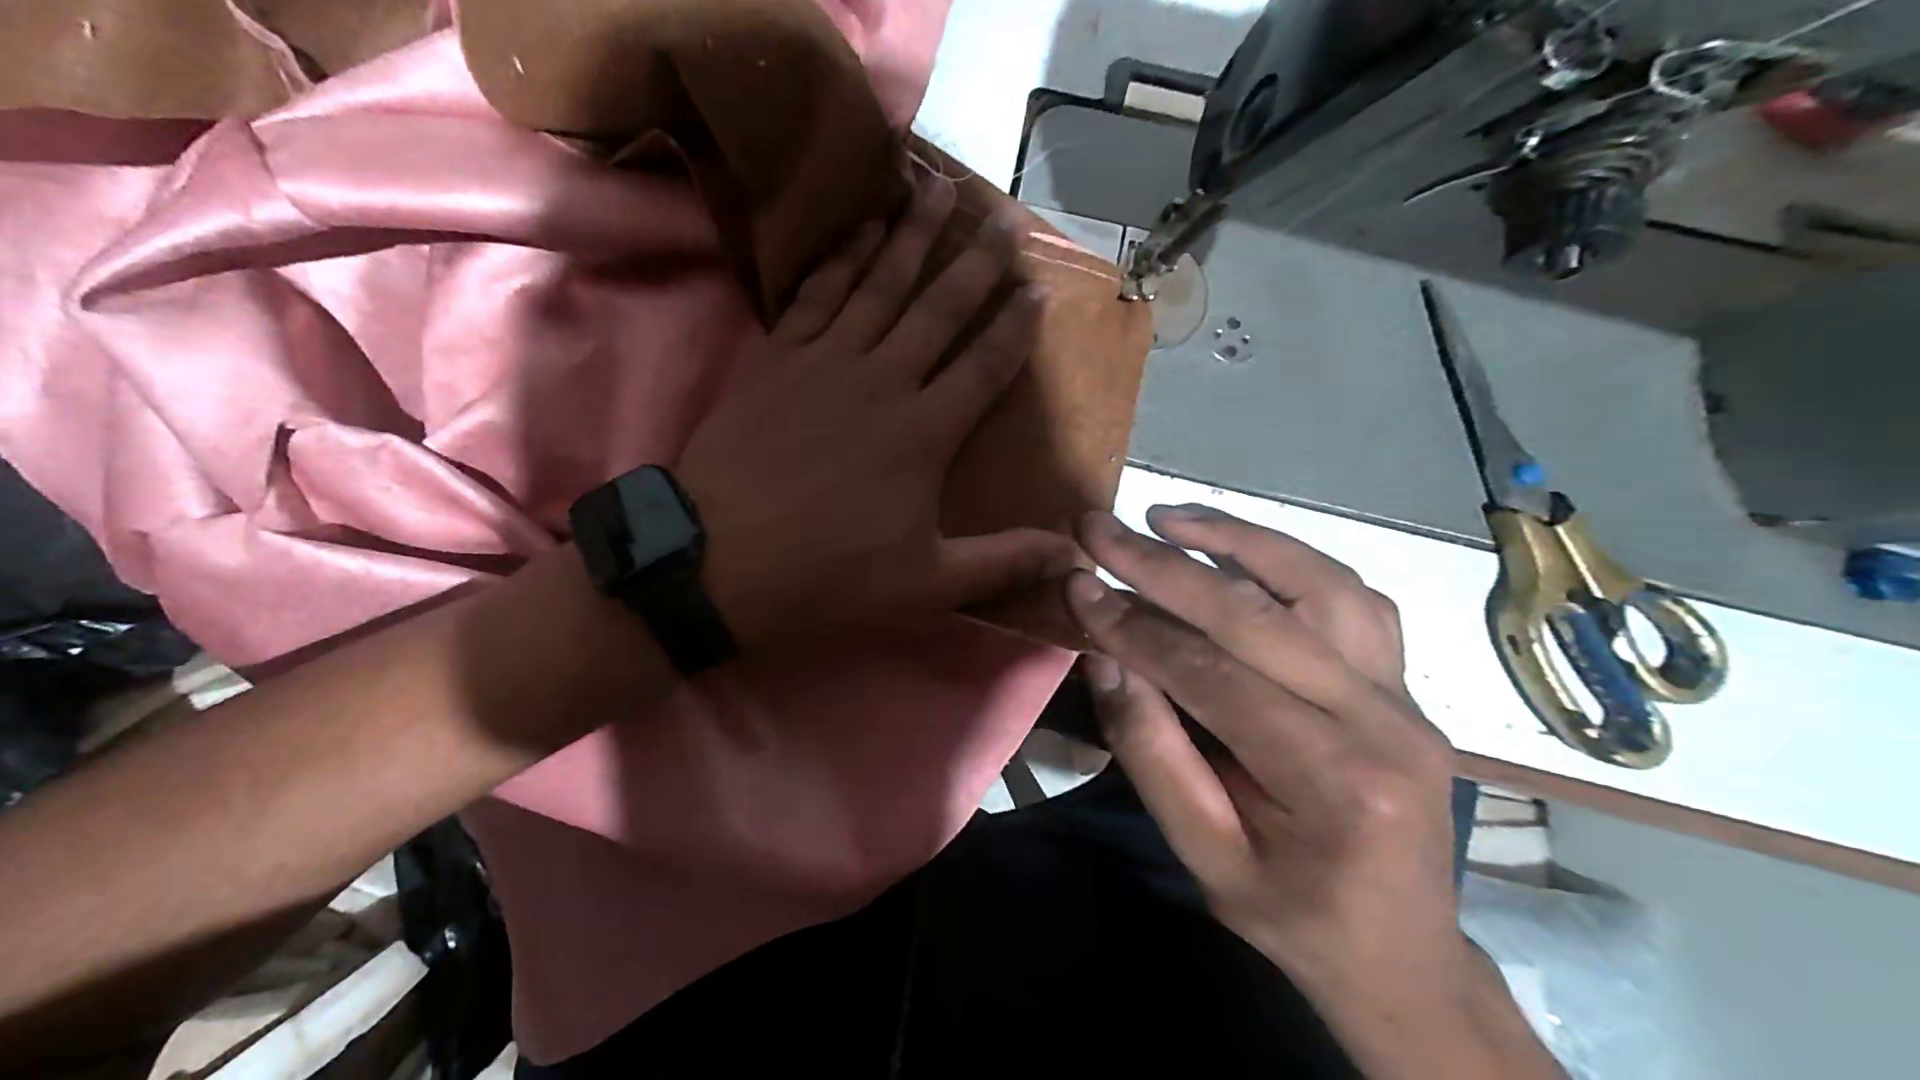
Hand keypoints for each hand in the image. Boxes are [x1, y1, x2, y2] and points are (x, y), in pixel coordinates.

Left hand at [677, 173, 1074, 649]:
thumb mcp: (927, 584)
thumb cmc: (829, 577)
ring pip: (881, 284)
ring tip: (939, 188)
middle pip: (940, 308)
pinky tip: (861, 227)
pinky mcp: (779, 358)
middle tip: (1006, 217)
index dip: (1014, 326)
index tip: (1038, 288)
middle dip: (978, 262)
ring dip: (913, 235)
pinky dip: (842, 255)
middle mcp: (884, 382)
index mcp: (926, 434)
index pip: (984, 365)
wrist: (718, 562)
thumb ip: (1001, 561)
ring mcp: (827, 362)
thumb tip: (1072, 555)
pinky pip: (817, 292)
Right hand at [1066, 507, 1559, 1077]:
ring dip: (1238, 538)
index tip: (1078, 585)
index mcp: (1333, 780)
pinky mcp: (1406, 686)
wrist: (1401, 955)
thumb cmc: (1293, 917)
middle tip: (1101, 527)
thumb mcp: (1203, 855)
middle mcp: (1383, 721)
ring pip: (1321, 585)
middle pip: (1259, 615)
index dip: (1135, 626)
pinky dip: (1294, 562)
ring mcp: (1406, 696)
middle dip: (1165, 565)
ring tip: (1169, 517)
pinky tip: (1246, 551)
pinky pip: (1354, 601)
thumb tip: (1106, 656)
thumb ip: (1153, 752)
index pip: (1212, 674)